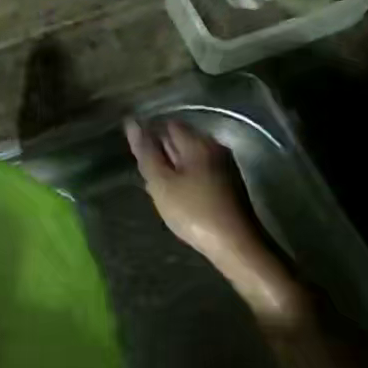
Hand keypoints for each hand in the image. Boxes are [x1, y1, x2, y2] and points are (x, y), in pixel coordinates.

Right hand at [125, 118, 262, 263]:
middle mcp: (215, 147)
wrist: (235, 244)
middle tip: (146, 176)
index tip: (137, 157)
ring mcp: (226, 166)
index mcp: (199, 143)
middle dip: (162, 153)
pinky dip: (187, 180)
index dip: (149, 136)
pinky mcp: (230, 184)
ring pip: (192, 158)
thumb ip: (146, 152)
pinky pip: (202, 172)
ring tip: (159, 189)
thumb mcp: (161, 183)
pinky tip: (179, 199)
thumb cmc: (193, 212)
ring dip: (174, 169)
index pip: (168, 125)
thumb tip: (132, 123)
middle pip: (182, 140)